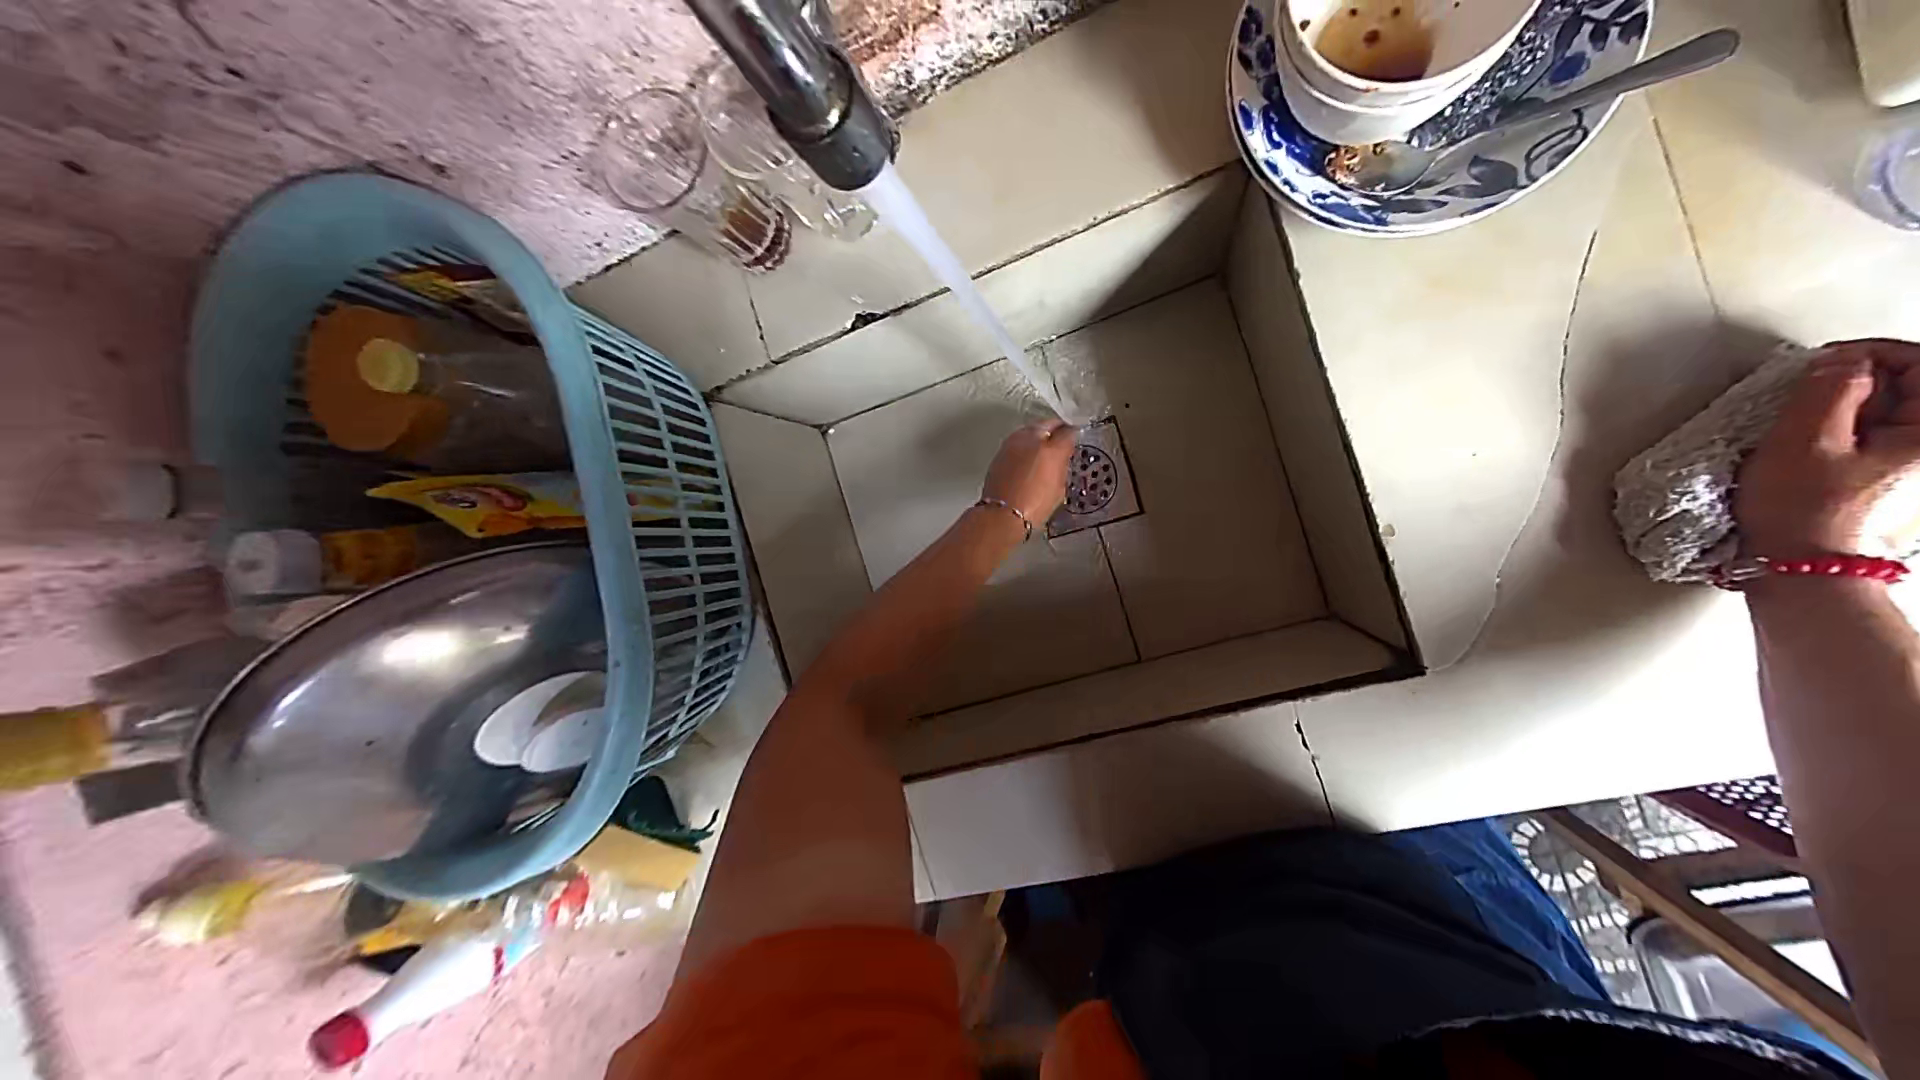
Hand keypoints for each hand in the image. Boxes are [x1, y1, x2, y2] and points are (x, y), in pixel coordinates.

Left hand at [982, 418, 1076, 525]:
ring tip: (1044, 445)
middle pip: (1047, 424)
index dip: (1073, 434)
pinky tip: (1028, 455)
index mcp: (1052, 449)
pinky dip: (1025, 444)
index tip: (1074, 438)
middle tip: (1060, 437)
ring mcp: (1013, 443)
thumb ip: (1061, 466)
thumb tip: (1061, 457)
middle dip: (1055, 428)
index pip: (1068, 432)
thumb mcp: (1058, 488)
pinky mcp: (1000, 451)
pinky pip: (1018, 440)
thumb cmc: (1034, 506)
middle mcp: (1032, 440)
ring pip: (1030, 429)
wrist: (1003, 514)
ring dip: (1039, 434)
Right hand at [1737, 339, 1919, 556]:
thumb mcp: (1803, 442)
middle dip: (1855, 381)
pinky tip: (1808, 446)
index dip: (1869, 354)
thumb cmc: (1804, 511)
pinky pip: (1873, 436)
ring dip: (1843, 407)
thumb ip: (1827, 392)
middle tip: (1803, 393)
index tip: (1821, 362)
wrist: (1802, 566)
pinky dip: (1840, 430)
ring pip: (1887, 412)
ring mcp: (1914, 464)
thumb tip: (1839, 362)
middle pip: (1909, 387)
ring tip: (1799, 423)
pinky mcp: (1890, 477)